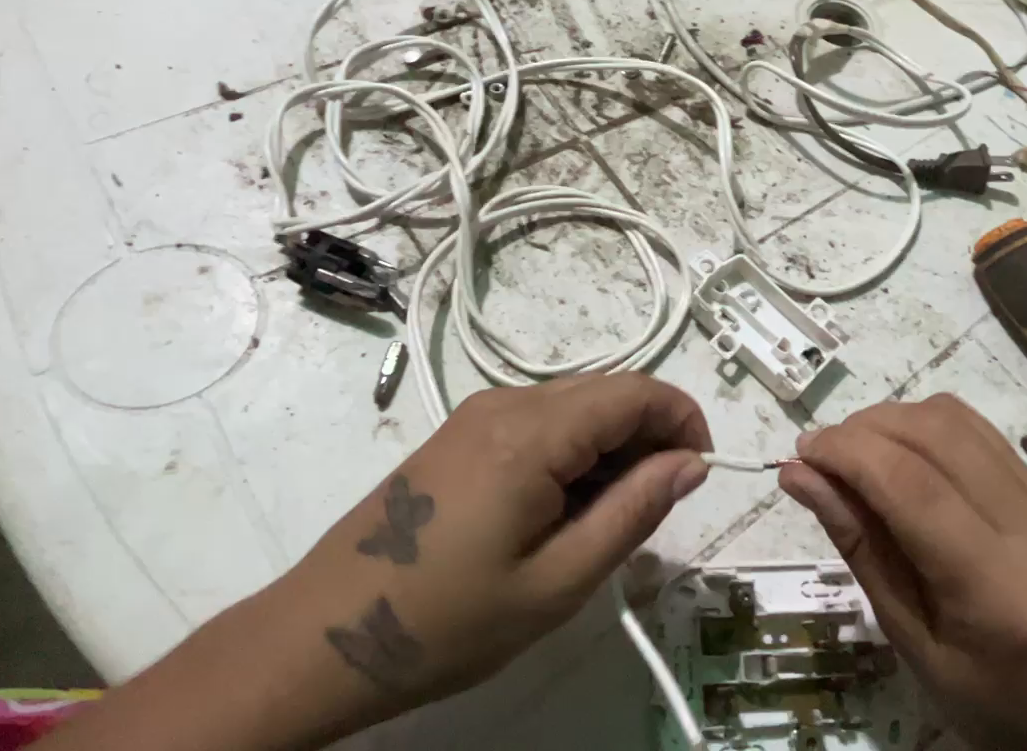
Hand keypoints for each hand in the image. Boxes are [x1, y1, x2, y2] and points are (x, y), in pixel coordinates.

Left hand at [32, 373, 713, 750]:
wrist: (325, 636)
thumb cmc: (449, 621)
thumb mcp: (558, 582)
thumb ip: (633, 512)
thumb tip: (691, 462)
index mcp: (531, 432)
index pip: (634, 392)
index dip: (682, 418)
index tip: (701, 471)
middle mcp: (505, 402)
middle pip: (606, 391)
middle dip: (650, 433)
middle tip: (658, 504)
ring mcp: (478, 414)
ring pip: (575, 405)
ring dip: (613, 444)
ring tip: (611, 515)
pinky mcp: (462, 433)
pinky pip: (541, 421)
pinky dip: (575, 450)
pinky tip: (565, 506)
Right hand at [779, 396, 1026, 750]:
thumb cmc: (985, 698)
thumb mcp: (909, 638)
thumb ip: (858, 546)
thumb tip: (798, 475)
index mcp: (998, 588)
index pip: (913, 487)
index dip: (849, 453)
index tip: (801, 452)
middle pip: (936, 436)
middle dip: (863, 428)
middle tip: (819, 452)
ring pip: (955, 420)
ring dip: (891, 420)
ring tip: (854, 454)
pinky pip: (976, 431)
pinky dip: (923, 426)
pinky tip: (899, 456)